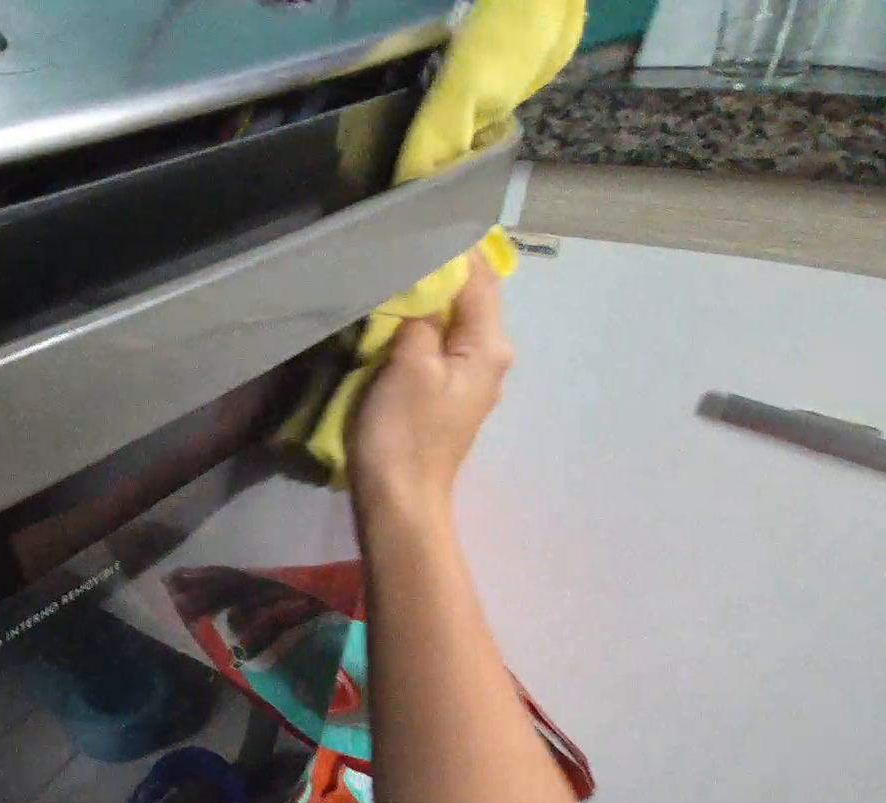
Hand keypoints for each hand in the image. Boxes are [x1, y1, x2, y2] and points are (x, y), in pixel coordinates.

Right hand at [349, 251, 513, 519]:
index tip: (430, 222)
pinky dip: (420, 333)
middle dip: (443, 276)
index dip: (457, 251)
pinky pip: (436, 352)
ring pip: (452, 328)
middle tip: (407, 248)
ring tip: (397, 282)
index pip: (479, 281)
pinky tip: (396, 329)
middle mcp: (490, 359)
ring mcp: (468, 383)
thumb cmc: (403, 432)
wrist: (399, 497)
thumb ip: (419, 322)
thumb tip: (422, 291)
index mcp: (489, 346)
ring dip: (428, 305)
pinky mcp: (443, 401)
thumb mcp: (408, 367)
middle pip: (469, 303)